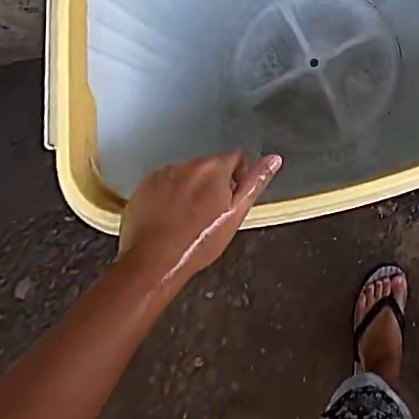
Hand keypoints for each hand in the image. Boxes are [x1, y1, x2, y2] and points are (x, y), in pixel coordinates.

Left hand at [116, 152, 280, 292]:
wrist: (154, 261)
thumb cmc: (198, 241)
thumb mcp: (236, 214)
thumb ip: (255, 182)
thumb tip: (273, 159)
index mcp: (214, 168)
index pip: (236, 157)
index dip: (238, 176)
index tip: (231, 197)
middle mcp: (188, 164)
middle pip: (208, 167)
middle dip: (212, 184)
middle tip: (210, 214)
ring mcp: (164, 174)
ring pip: (185, 175)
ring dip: (189, 189)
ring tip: (187, 220)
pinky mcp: (145, 186)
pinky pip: (163, 184)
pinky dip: (167, 196)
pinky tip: (168, 219)